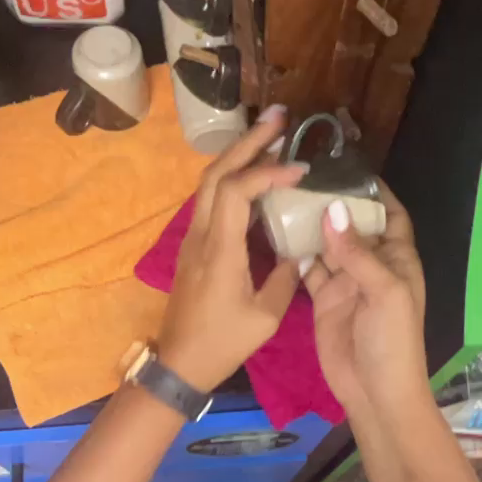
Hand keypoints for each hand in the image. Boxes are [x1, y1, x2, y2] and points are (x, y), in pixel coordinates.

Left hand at [156, 107, 306, 391]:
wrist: (179, 364)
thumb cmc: (223, 344)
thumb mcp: (265, 316)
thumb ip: (286, 276)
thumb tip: (302, 247)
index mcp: (219, 251)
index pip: (236, 192)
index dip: (267, 173)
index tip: (300, 170)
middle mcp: (201, 236)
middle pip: (215, 174)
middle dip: (247, 142)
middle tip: (279, 117)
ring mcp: (193, 240)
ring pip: (209, 184)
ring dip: (238, 157)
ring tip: (270, 136)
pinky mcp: (194, 248)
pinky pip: (211, 202)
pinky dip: (233, 180)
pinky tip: (256, 177)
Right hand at [303, 184, 428, 421]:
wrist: (375, 391)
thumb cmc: (392, 340)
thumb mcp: (383, 291)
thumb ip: (357, 252)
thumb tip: (333, 209)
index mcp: (397, 259)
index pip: (390, 216)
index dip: (376, 194)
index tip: (350, 170)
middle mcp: (372, 266)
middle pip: (354, 227)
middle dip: (335, 205)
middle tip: (304, 179)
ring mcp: (346, 283)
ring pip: (329, 246)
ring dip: (312, 227)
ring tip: (286, 199)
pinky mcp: (324, 300)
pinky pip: (310, 271)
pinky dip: (297, 254)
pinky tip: (279, 235)